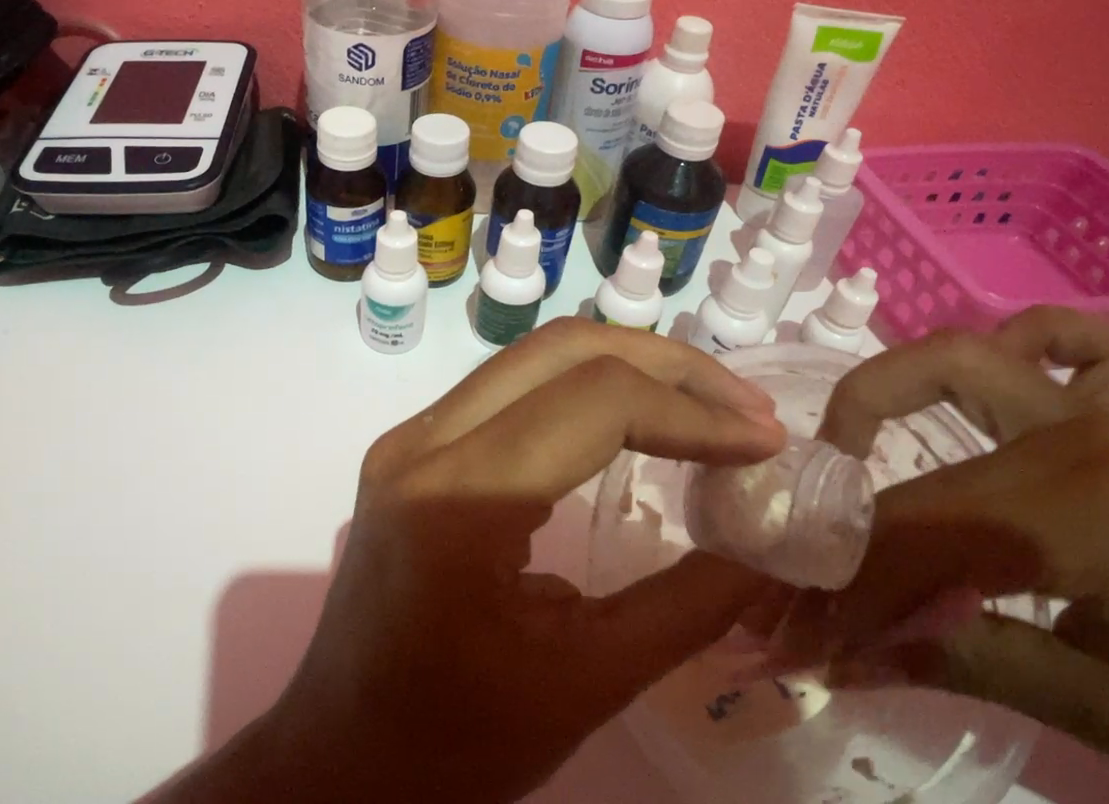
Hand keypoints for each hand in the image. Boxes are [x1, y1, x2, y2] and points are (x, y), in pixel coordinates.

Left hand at [156, 318, 790, 803]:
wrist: (341, 758)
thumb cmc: (454, 740)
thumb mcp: (584, 683)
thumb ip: (685, 608)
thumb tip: (767, 545)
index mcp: (457, 499)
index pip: (594, 403)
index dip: (693, 412)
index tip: (767, 445)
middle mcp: (422, 444)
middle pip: (562, 350)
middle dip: (668, 367)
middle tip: (749, 414)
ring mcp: (408, 441)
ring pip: (533, 358)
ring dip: (628, 369)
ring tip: (709, 412)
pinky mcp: (412, 453)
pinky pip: (509, 390)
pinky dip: (584, 390)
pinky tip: (636, 424)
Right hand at [778, 308, 1108, 802]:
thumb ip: (988, 667)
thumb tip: (852, 648)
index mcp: (1103, 518)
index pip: (927, 545)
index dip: (852, 592)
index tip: (799, 640)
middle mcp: (1091, 443)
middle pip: (928, 482)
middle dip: (853, 541)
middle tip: (805, 596)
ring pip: (960, 373)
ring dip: (883, 403)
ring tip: (841, 459)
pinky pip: (1072, 349)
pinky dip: (1021, 347)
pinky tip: (992, 384)